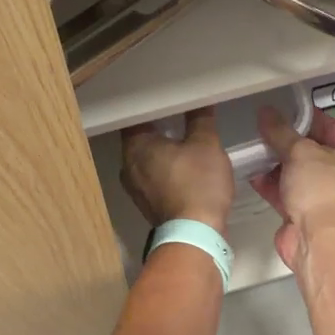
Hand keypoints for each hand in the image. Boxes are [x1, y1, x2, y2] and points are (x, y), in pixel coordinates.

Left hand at [120, 106, 234, 233]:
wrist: (195, 235)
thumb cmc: (198, 185)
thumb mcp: (206, 145)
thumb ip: (201, 119)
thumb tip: (201, 101)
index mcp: (134, 147)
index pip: (136, 115)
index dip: (153, 105)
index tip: (167, 98)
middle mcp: (127, 167)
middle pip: (140, 140)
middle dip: (157, 129)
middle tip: (176, 115)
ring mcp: (135, 190)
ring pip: (147, 162)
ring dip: (161, 153)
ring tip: (181, 140)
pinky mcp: (148, 207)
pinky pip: (154, 180)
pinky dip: (165, 172)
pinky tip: (181, 167)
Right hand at [251, 107, 334, 267]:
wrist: (316, 240)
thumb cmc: (321, 189)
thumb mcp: (300, 151)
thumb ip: (281, 131)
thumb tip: (266, 112)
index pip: (331, 127)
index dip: (307, 116)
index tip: (285, 108)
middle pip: (312, 152)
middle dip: (288, 142)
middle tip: (265, 126)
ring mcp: (323, 198)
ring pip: (297, 174)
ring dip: (276, 163)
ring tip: (255, 146)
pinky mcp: (303, 215)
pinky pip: (285, 193)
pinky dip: (270, 184)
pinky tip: (252, 171)